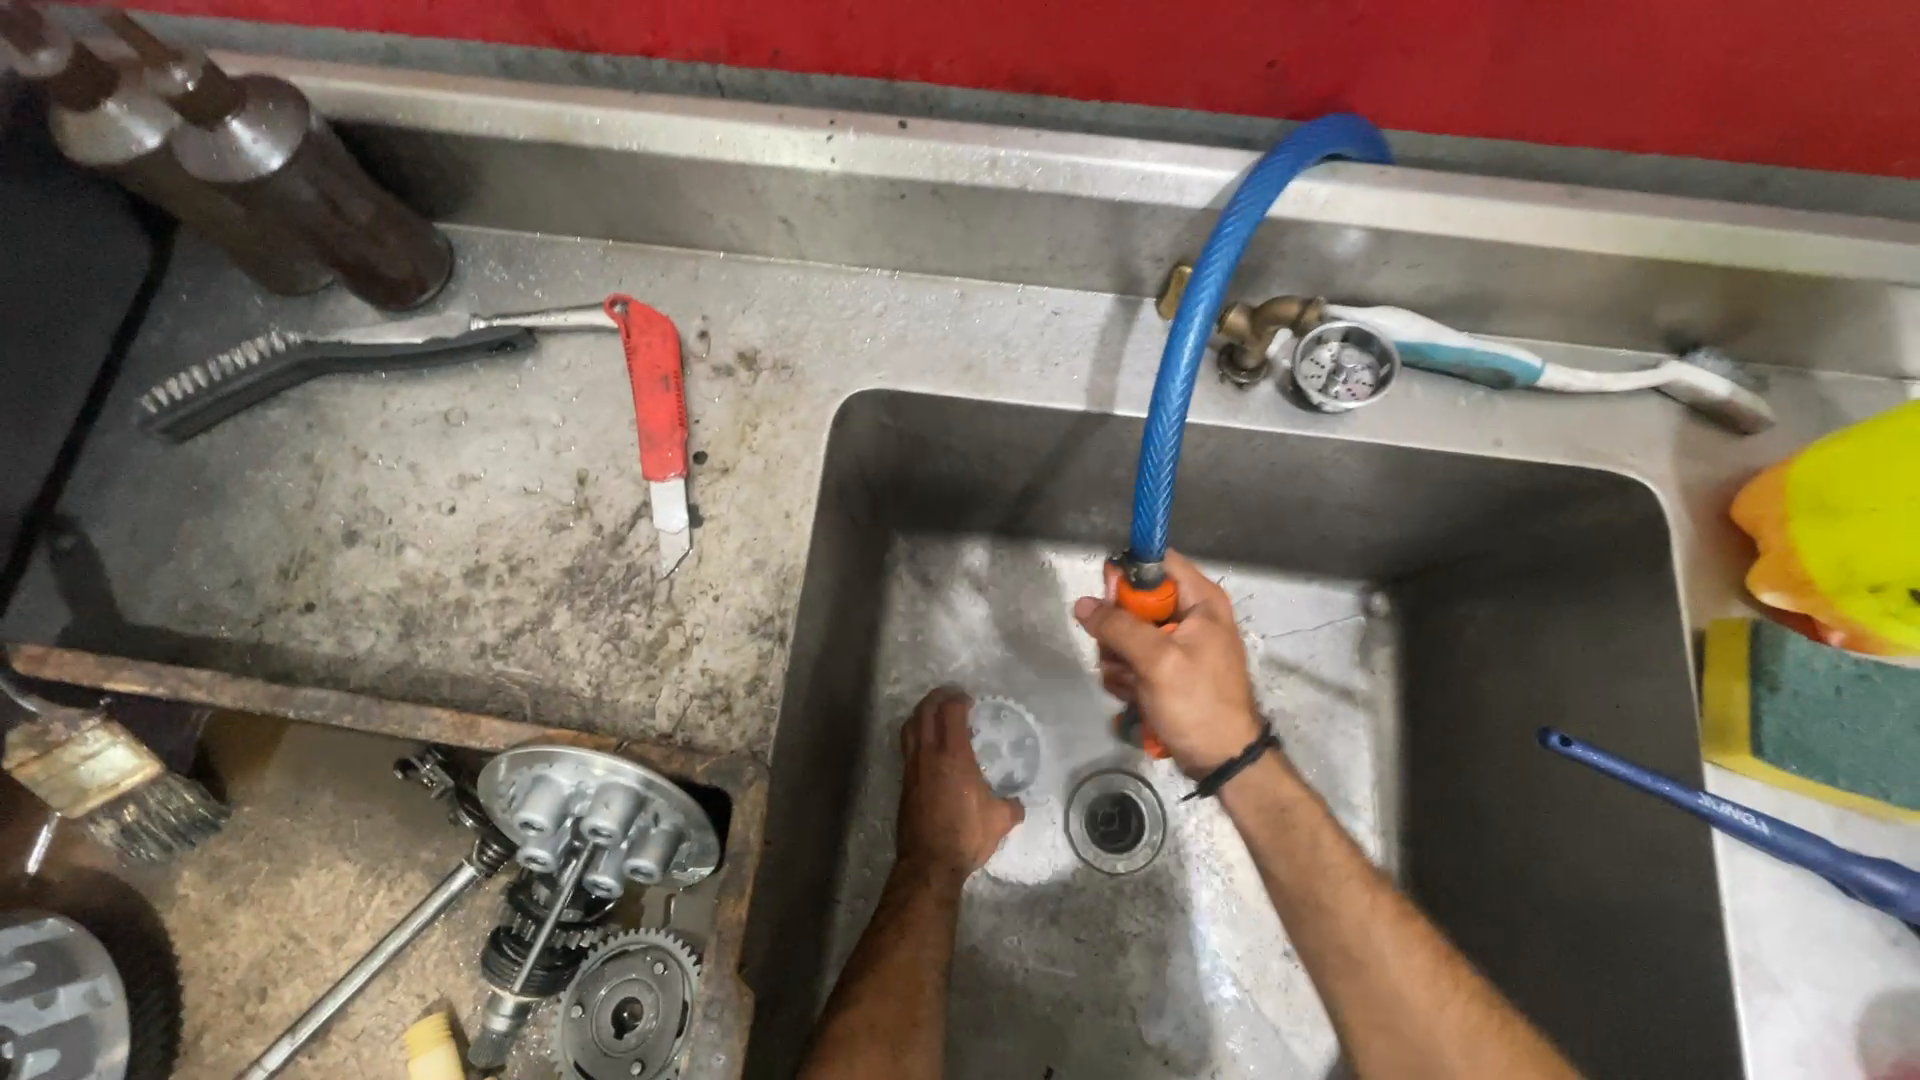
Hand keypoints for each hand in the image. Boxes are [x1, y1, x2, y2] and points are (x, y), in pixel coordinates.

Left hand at [895, 687, 1024, 885]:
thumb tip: (1017, 803)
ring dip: (920, 714)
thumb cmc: (966, 834)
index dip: (958, 699)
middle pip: (924, 711)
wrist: (929, 862)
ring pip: (909, 727)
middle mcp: (929, 755)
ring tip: (933, 714)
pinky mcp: (904, 783)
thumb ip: (1012, 806)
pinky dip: (915, 736)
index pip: (950, 712)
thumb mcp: (1000, 820)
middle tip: (950, 696)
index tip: (968, 700)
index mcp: (954, 756)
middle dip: (936, 697)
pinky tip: (927, 747)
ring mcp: (912, 768)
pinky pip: (907, 748)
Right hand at [1073, 550, 1264, 777]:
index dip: (1128, 575)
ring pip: (1125, 632)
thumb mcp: (1157, 661)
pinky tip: (1133, 694)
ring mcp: (1175, 644)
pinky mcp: (1164, 669)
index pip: (1157, 563)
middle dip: (1117, 629)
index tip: (1108, 599)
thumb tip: (1083, 604)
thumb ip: (1118, 627)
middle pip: (1133, 600)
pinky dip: (1125, 676)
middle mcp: (1189, 615)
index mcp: (1200, 600)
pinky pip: (1129, 659)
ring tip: (1131, 683)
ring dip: (1118, 659)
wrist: (1221, 759)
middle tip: (1120, 654)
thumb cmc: (1198, 703)